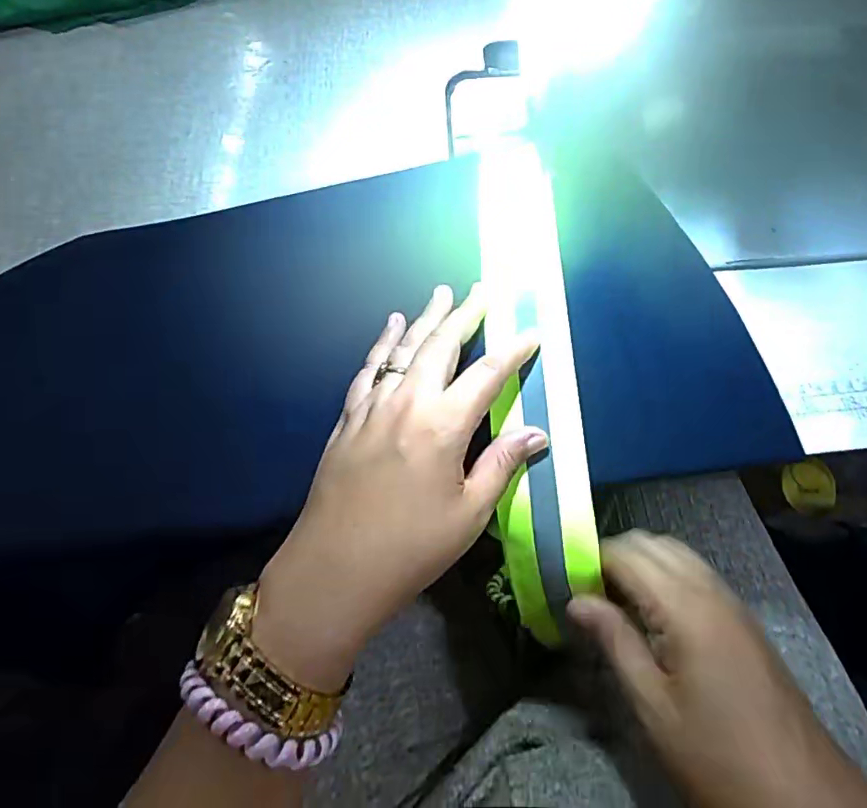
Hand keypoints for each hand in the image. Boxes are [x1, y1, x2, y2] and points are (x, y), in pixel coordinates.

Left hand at [253, 284, 542, 688]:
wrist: (329, 576)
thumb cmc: (410, 549)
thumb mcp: (469, 514)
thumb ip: (501, 464)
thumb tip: (537, 432)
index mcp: (443, 426)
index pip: (488, 374)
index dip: (514, 351)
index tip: (532, 333)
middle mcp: (407, 404)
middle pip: (441, 346)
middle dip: (465, 314)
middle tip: (481, 290)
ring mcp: (372, 409)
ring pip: (403, 350)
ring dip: (426, 320)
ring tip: (440, 294)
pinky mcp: (348, 421)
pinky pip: (369, 370)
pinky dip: (383, 345)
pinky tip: (391, 329)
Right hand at [569, 533, 866, 807]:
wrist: (794, 781)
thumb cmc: (713, 751)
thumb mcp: (653, 706)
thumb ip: (615, 642)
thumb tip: (577, 600)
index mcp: (684, 604)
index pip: (628, 552)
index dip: (593, 559)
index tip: (566, 582)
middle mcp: (709, 586)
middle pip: (653, 543)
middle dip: (616, 557)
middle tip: (588, 595)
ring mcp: (730, 596)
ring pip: (677, 552)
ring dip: (643, 563)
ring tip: (616, 604)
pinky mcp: (740, 612)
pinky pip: (696, 571)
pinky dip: (668, 575)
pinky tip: (653, 612)